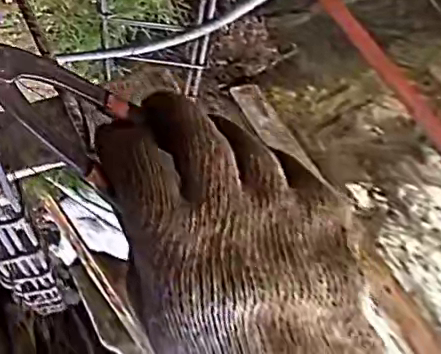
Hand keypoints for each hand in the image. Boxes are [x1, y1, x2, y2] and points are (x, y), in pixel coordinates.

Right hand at [100, 93, 383, 353]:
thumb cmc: (219, 349)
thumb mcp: (148, 294)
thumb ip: (131, 230)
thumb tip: (114, 182)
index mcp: (172, 235)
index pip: (132, 148)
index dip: (117, 136)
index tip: (114, 136)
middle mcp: (224, 215)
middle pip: (188, 123)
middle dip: (165, 110)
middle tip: (155, 114)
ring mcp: (280, 214)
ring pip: (238, 136)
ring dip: (213, 134)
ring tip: (203, 144)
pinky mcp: (327, 221)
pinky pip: (289, 164)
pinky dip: (267, 164)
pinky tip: (255, 180)